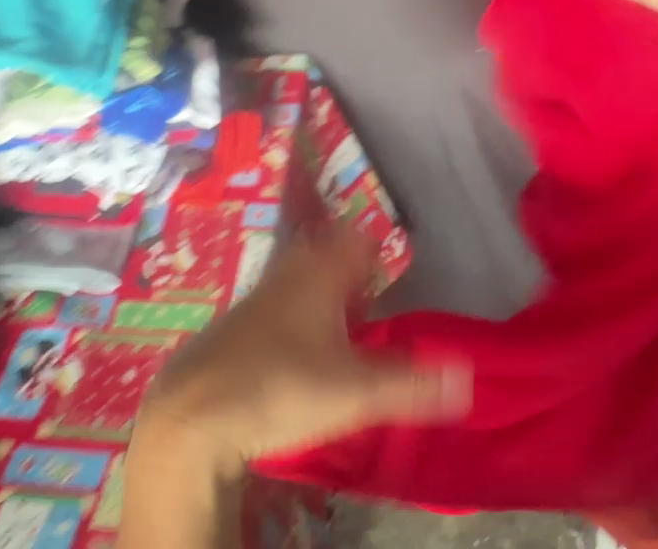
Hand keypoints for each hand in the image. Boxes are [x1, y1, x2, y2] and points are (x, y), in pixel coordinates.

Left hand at [136, 224, 471, 476]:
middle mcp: (288, 273)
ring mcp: (257, 298)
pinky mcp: (235, 328)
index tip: (399, 260)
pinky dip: (297, 318)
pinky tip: (302, 350)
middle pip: (329, 255)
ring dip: (324, 294)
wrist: (189, 418)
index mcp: (321, 271)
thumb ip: (412, 383)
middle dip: (354, 270)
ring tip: (348, 323)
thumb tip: (468, 377)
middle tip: (377, 295)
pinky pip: (278, 307)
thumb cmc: (279, 387)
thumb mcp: (355, 391)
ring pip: (301, 281)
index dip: (382, 244)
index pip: (361, 238)